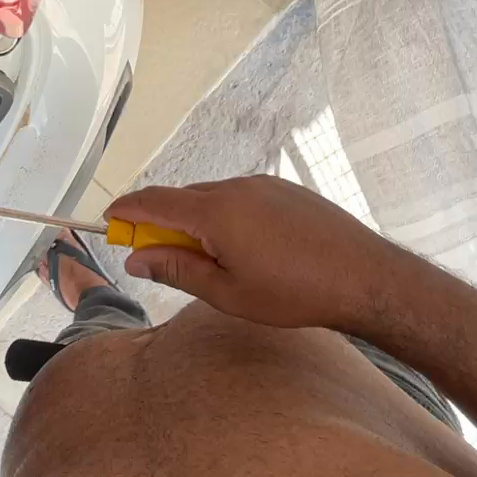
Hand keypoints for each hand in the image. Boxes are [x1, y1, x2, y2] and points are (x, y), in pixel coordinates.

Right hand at [106, 176, 408, 330]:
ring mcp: (263, 184)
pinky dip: (226, 216)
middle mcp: (235, 187)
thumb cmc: (295, 293)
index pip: (153, 201)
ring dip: (197, 220)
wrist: (367, 278)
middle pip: (182, 198)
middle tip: (158, 254)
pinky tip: (247, 248)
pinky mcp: (286, 188)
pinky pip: (241, 197)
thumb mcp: (227, 292)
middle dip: (162, 222)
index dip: (126, 210)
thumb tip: (137, 259)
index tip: (109, 221)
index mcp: (215, 211)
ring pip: (213, 197)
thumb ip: (176, 270)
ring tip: (212, 260)